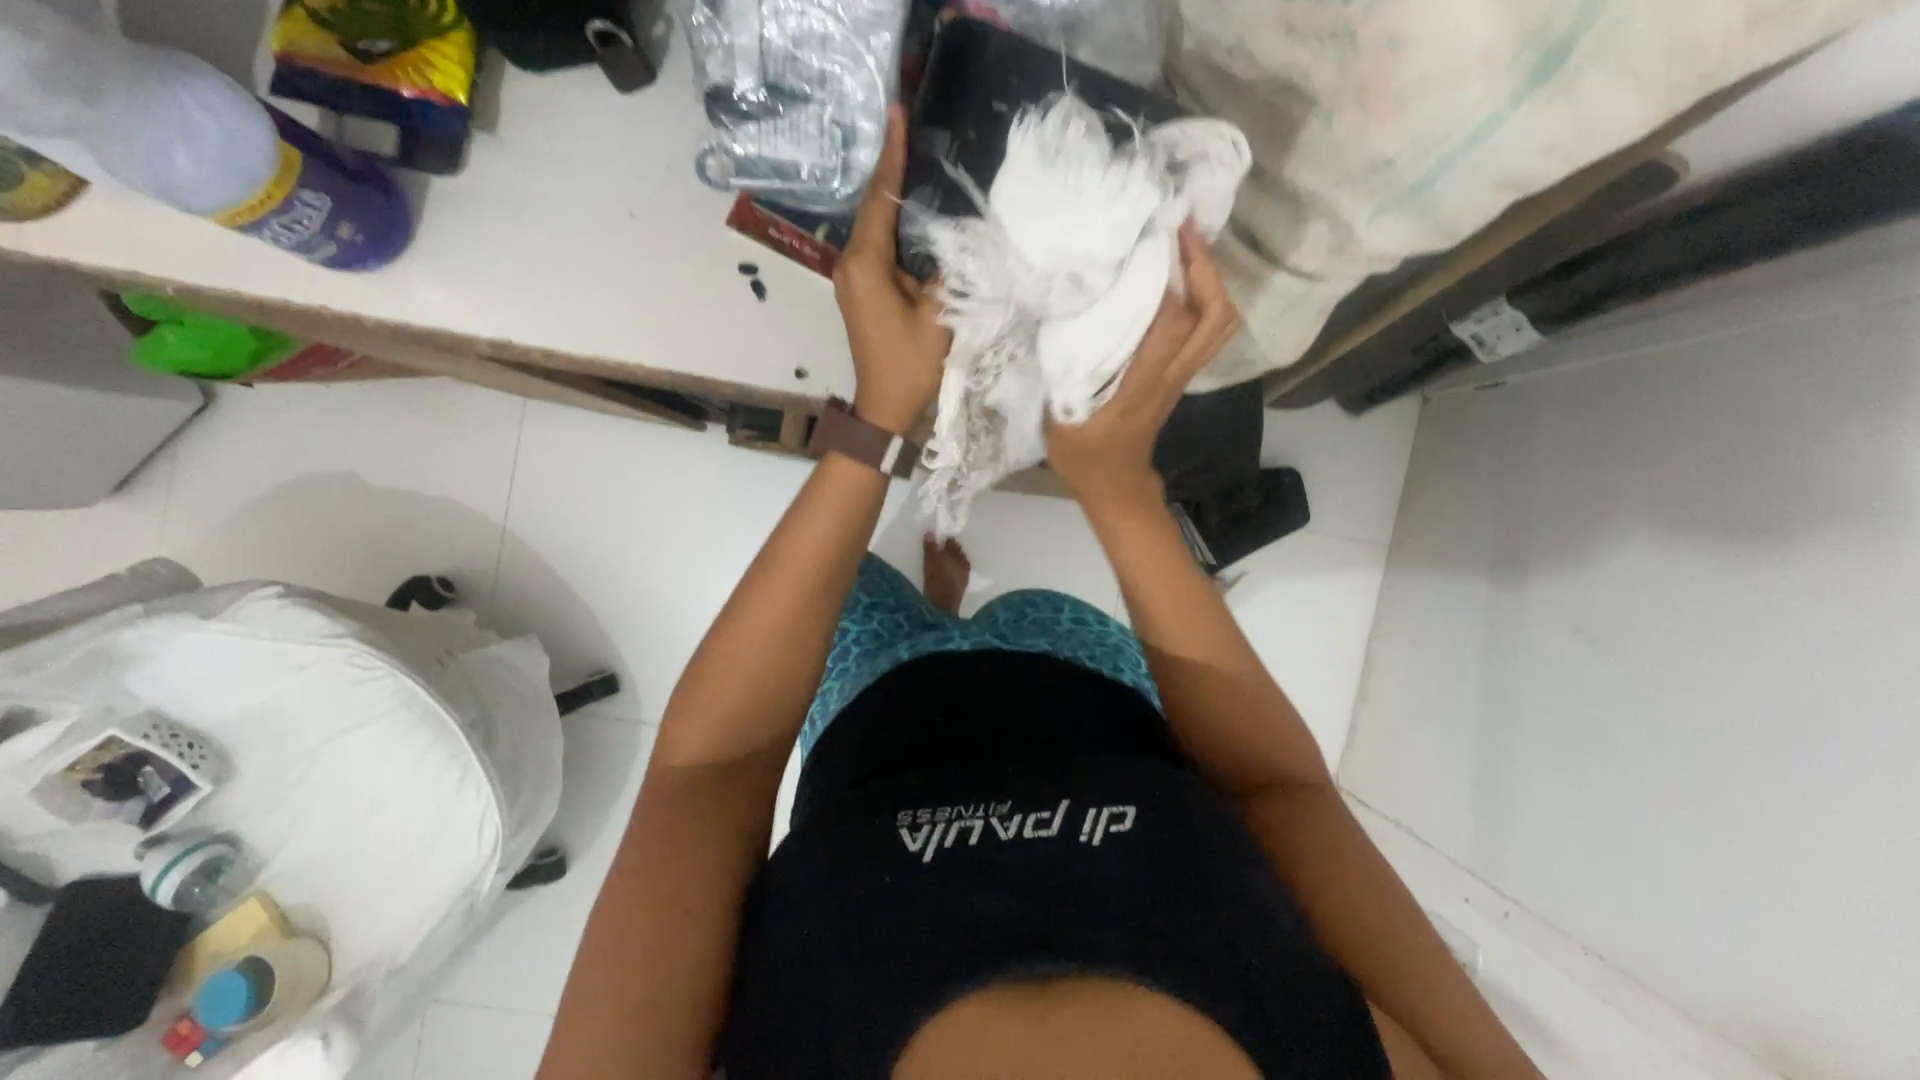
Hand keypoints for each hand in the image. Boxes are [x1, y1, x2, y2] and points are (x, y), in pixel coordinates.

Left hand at [833, 104, 950, 435]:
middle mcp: (849, 263)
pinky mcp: (859, 288)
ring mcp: (850, 277)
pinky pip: (875, 243)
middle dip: (889, 164)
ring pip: (872, 223)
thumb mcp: (939, 316)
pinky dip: (891, 220)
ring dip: (890, 191)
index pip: (880, 199)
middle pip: (871, 205)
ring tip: (911, 154)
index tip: (897, 112)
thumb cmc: (910, 366)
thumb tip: (953, 235)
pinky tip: (909, 207)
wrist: (883, 408)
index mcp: (866, 265)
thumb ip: (946, 270)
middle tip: (906, 122)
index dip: (892, 155)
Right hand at [1045, 223, 1241, 508]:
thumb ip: (1059, 375)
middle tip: (1181, 230)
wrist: (1117, 487)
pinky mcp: (1179, 375)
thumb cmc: (1085, 456)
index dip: (1174, 279)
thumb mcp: (1060, 419)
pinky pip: (1205, 330)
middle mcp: (1173, 374)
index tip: (1159, 239)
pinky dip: (1201, 297)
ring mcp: (1181, 375)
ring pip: (1219, 323)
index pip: (1174, 324)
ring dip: (1209, 280)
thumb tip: (1053, 325)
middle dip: (1206, 268)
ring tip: (1182, 246)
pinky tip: (1175, 278)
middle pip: (1216, 316)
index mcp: (1144, 383)